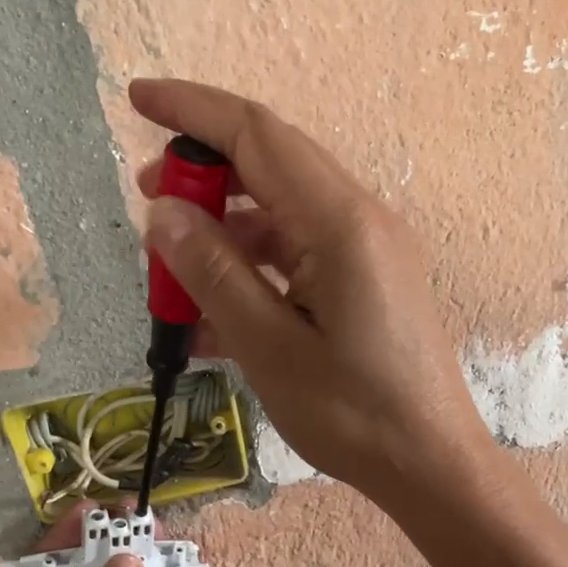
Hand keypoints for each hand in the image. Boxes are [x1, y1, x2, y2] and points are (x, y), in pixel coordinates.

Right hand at [129, 79, 497, 501]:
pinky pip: (303, 257)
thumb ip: (216, 275)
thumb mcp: (271, 350)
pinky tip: (217, 313)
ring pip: (284, 216)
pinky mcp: (371, 285)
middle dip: (205, 177)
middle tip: (151, 211)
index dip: (193, 112)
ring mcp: (370, 253)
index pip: (257, 137)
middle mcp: (361, 221)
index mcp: (340, 224)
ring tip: (175, 272)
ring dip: (226, 233)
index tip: (136, 101)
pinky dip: (257, 271)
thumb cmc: (353, 416)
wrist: (430, 464)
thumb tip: (165, 214)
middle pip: (272, 168)